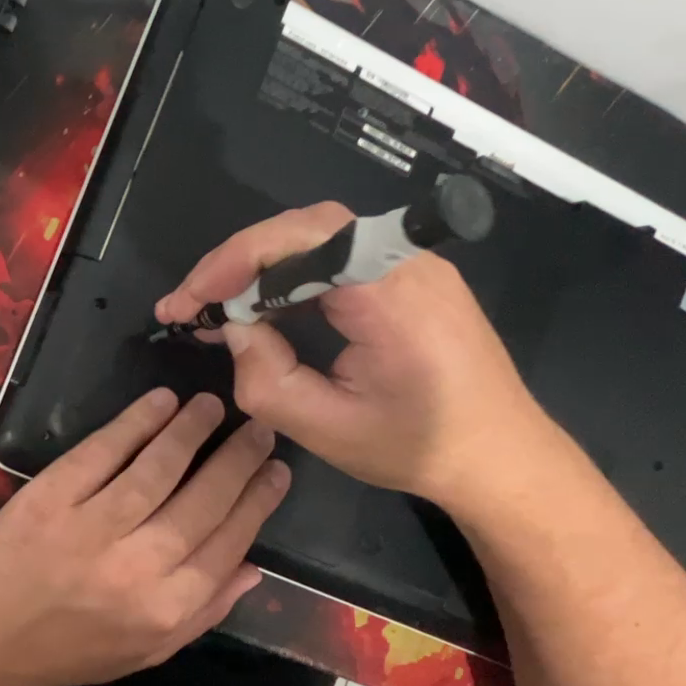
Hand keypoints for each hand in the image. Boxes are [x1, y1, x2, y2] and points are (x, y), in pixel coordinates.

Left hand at [0, 390, 290, 685]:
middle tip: (256, 428)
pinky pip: (102, 452)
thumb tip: (255, 566)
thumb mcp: (147, 652)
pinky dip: (136, 423)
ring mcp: (90, 527)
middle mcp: (135, 566)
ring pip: (157, 468)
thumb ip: (205, 613)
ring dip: (191, 431)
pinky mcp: (51, 497)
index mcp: (165, 609)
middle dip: (237, 458)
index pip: (229, 542)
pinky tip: (161, 404)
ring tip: (212, 406)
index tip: (276, 469)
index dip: (257, 500)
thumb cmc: (70, 650)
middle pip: (202, 500)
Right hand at [155, 202, 557, 507]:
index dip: (231, 263)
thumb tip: (232, 330)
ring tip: (214, 308)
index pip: (298, 241)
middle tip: (189, 305)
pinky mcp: (409, 278)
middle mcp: (405, 263)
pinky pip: (336, 258)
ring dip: (258, 267)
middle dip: (235, 262)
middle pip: (303, 229)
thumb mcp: (327, 427)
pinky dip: (289, 277)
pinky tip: (261, 309)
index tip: (185, 306)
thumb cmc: (417, 447)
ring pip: (317, 238)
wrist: (500, 456)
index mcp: (390, 295)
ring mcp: (411, 265)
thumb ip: (266, 378)